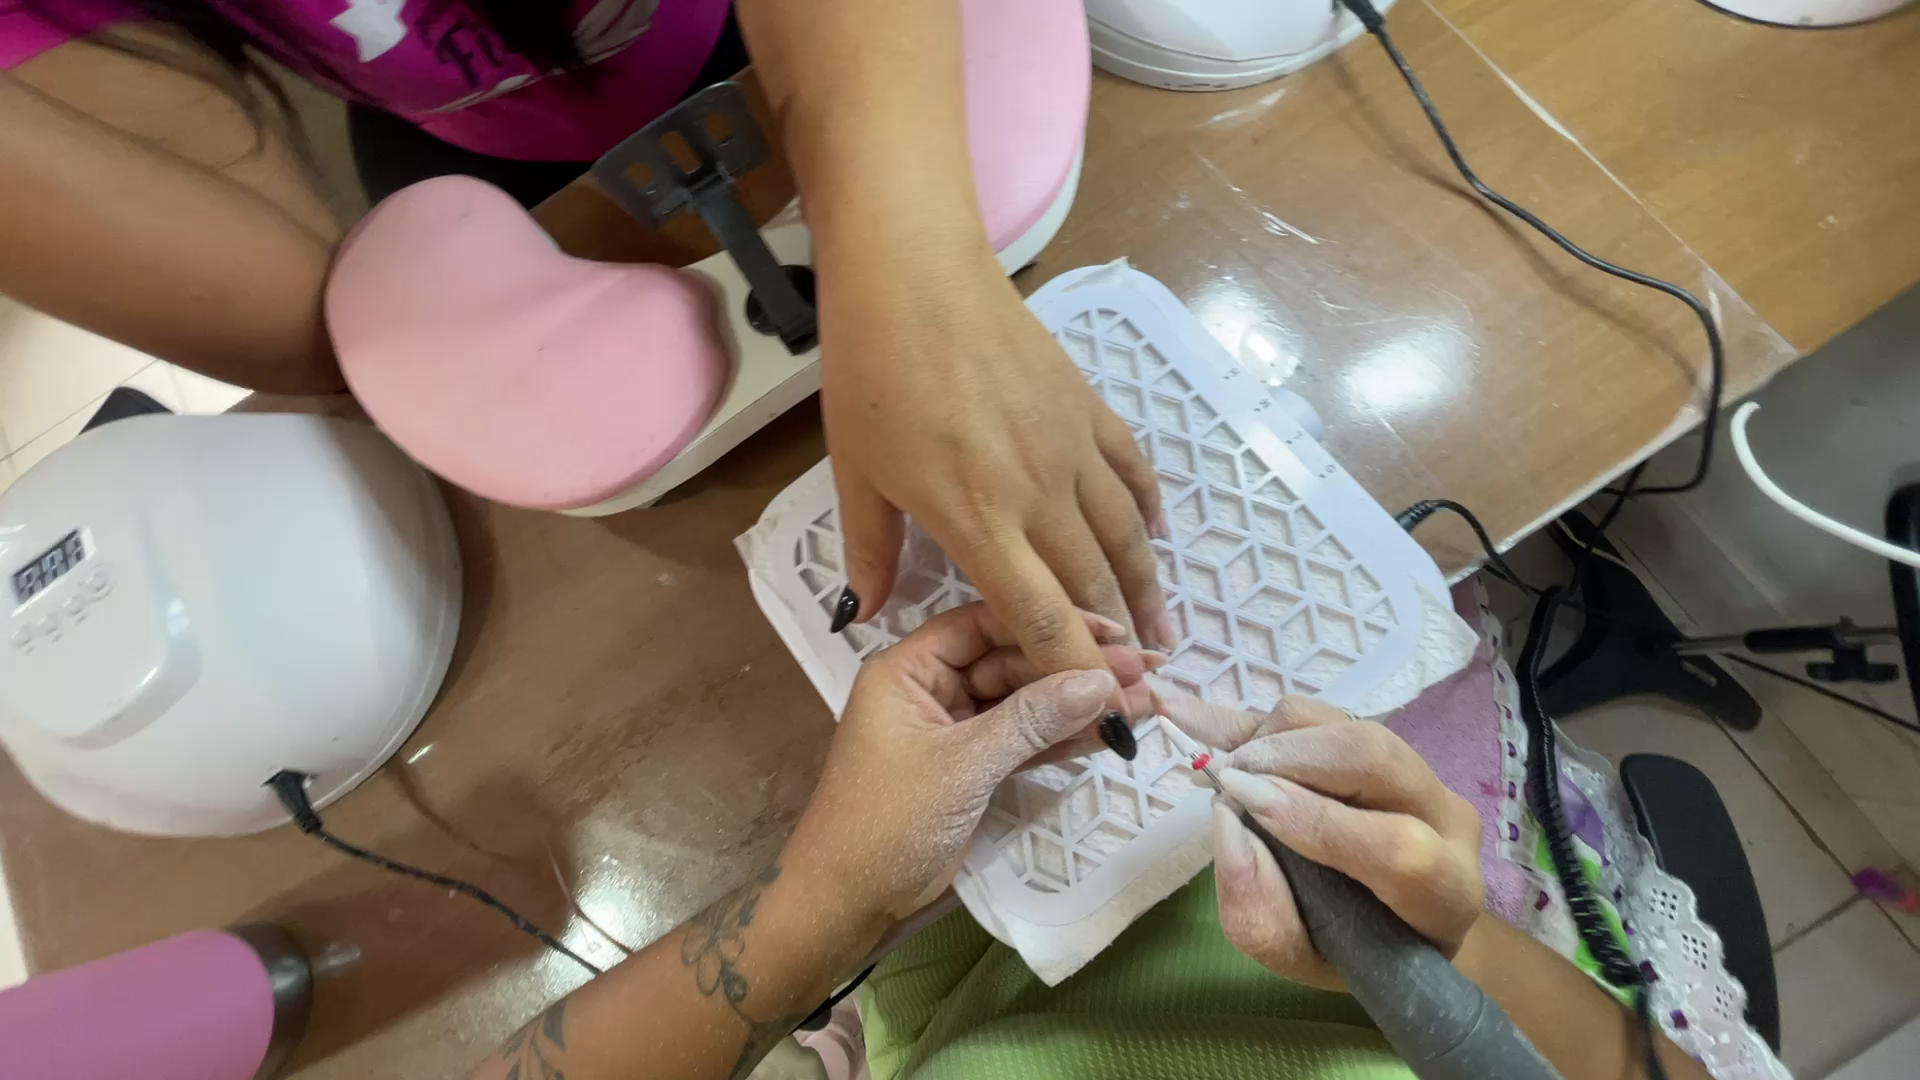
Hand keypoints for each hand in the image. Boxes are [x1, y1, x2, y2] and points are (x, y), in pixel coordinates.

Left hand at [784, 602, 1158, 922]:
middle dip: (1073, 668)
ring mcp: (955, 727)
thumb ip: (1031, 719)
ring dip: (1077, 703)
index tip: (1108, 629)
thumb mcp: (961, 765)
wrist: (849, 907)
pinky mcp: (973, 764)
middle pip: (1011, 662)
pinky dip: (1061, 738)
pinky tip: (1108, 731)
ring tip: (1141, 700)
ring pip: (1024, 703)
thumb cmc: (888, 822)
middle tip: (1142, 671)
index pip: (984, 623)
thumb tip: (1102, 680)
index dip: (1045, 621)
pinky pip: (1023, 739)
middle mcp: (933, 686)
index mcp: (910, 668)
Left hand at [820, 251, 1174, 675]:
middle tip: (1138, 681)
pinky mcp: (1090, 409)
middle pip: (1094, 585)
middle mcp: (1040, 495)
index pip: (1041, 619)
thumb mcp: (855, 473)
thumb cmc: (872, 375)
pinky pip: (1134, 472)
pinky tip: (1155, 536)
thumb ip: (870, 552)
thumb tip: (862, 613)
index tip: (1101, 716)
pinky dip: (1149, 512)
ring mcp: (1074, 448)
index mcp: (977, 520)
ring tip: (1164, 631)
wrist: (913, 273)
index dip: (1075, 674)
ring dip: (1147, 589)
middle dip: (1117, 642)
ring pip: (1126, 536)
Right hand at [1156, 688, 1484, 989]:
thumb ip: (1259, 912)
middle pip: (1372, 754)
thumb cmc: (1352, 949)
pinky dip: (1241, 716)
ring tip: (1224, 765)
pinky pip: (1308, 713)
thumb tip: (1226, 823)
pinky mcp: (1366, 738)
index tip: (1239, 801)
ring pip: (1341, 722)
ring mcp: (1414, 769)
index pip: (1395, 845)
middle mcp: (1441, 817)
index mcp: (1442, 891)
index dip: (1312, 819)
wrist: (1396, 918)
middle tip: (1226, 776)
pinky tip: (1176, 705)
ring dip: (1269, 734)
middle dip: (1286, 756)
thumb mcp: (1301, 958)